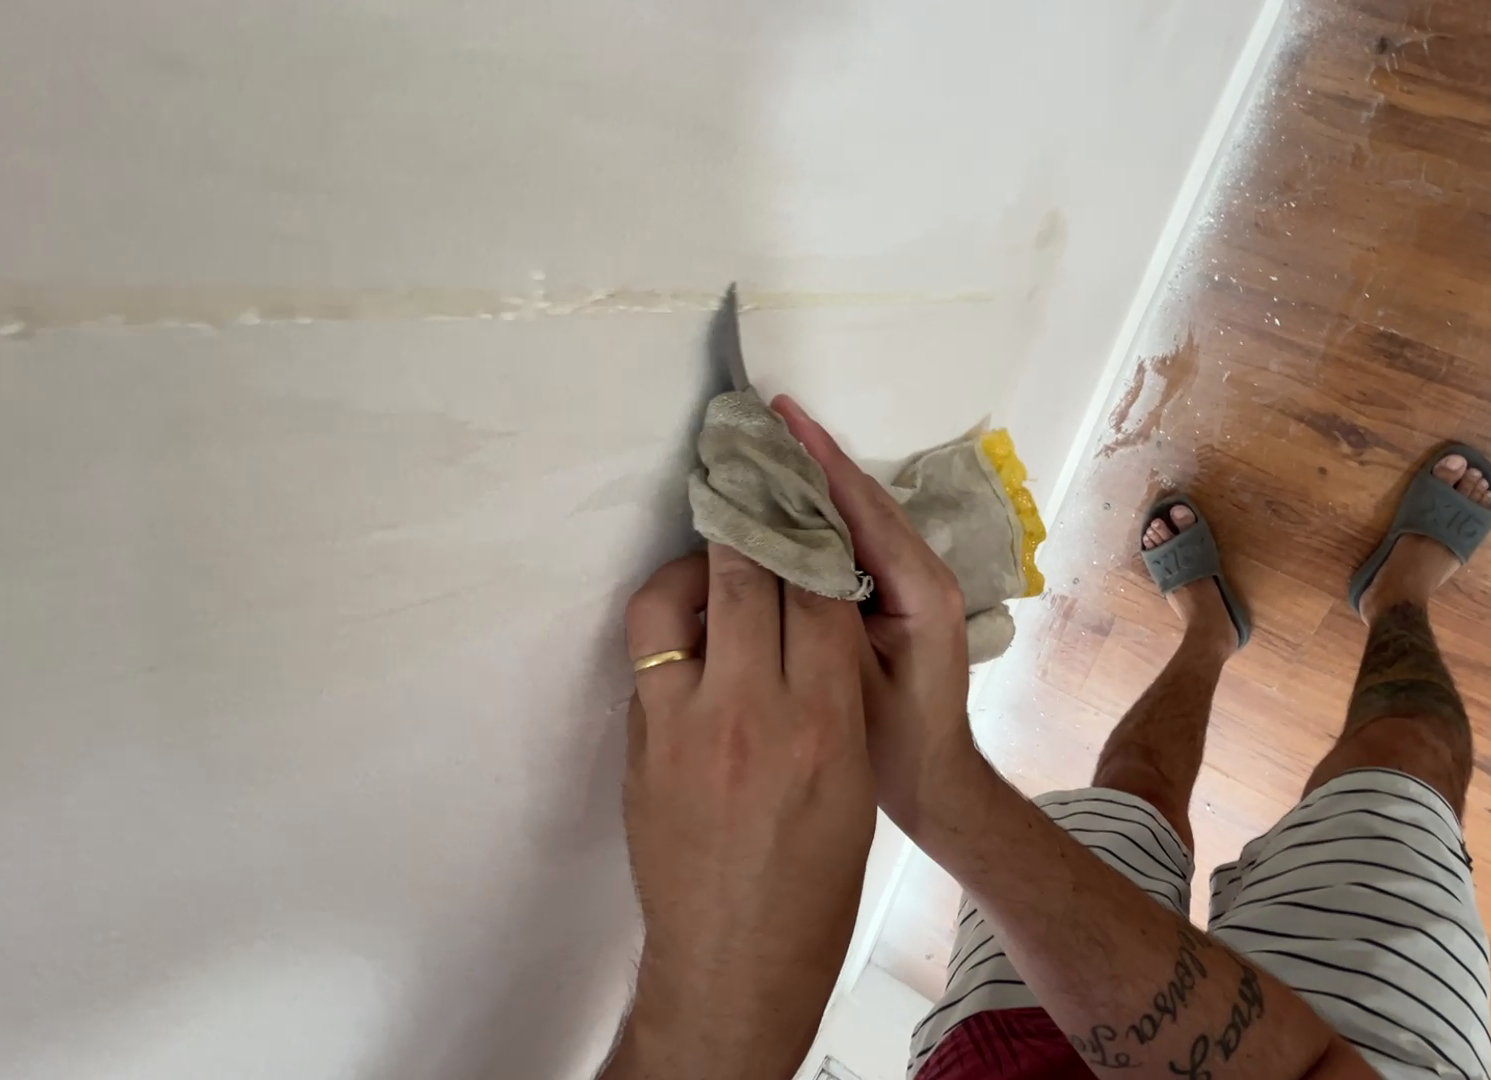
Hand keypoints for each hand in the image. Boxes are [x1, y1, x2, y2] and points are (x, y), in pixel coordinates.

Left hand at [606, 546, 875, 1079]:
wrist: (738, 958)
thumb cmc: (820, 873)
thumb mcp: (851, 773)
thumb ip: (833, 685)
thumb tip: (813, 612)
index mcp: (823, 722)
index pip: (817, 592)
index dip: (813, 533)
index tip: (809, 495)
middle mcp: (750, 712)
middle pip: (745, 575)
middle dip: (754, 516)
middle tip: (757, 479)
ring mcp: (682, 725)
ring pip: (675, 598)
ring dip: (697, 560)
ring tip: (719, 555)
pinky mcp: (640, 743)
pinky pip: (647, 650)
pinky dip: (670, 617)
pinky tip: (692, 621)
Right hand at [771, 396, 983, 834]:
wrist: (935, 777)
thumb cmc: (891, 742)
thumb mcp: (850, 682)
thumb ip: (825, 614)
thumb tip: (782, 548)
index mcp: (922, 589)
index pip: (865, 511)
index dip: (822, 463)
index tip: (783, 417)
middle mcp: (928, 573)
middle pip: (868, 504)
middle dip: (819, 461)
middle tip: (769, 420)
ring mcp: (921, 581)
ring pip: (867, 517)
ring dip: (824, 482)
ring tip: (777, 446)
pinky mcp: (906, 592)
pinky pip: (865, 541)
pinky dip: (831, 516)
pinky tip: (796, 502)